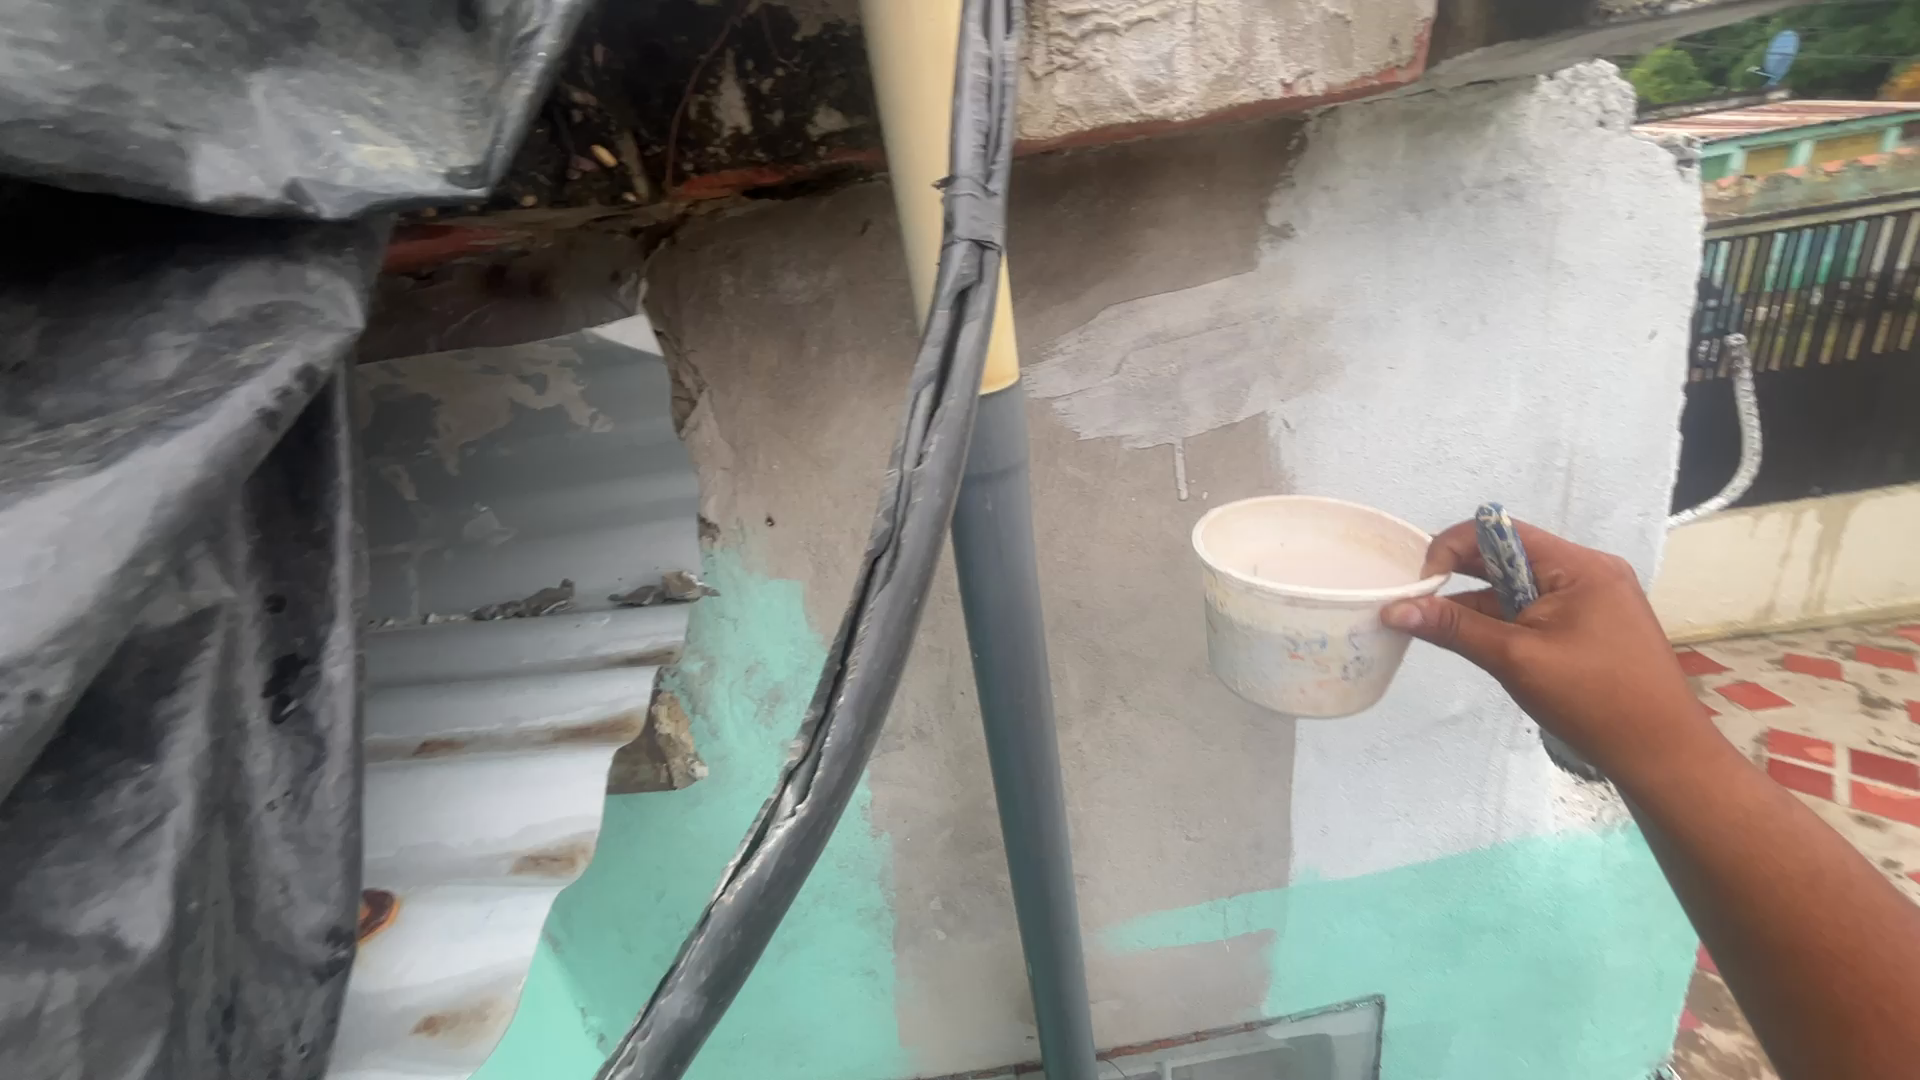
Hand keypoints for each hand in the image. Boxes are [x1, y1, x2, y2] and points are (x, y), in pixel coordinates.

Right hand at [1382, 519, 1710, 781]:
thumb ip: (1452, 627)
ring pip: (1512, 584)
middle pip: (1504, 555)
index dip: (1450, 548)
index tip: (1423, 585)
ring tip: (1435, 625)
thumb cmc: (1593, 700)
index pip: (1498, 532)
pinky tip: (1469, 637)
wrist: (1663, 755)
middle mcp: (1585, 572)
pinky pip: (1527, 606)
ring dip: (1473, 601)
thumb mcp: (1513, 659)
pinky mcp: (1585, 624)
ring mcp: (1588, 599)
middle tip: (1418, 600)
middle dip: (1456, 574)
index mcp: (1579, 567)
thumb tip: (1394, 609)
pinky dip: (1495, 618)